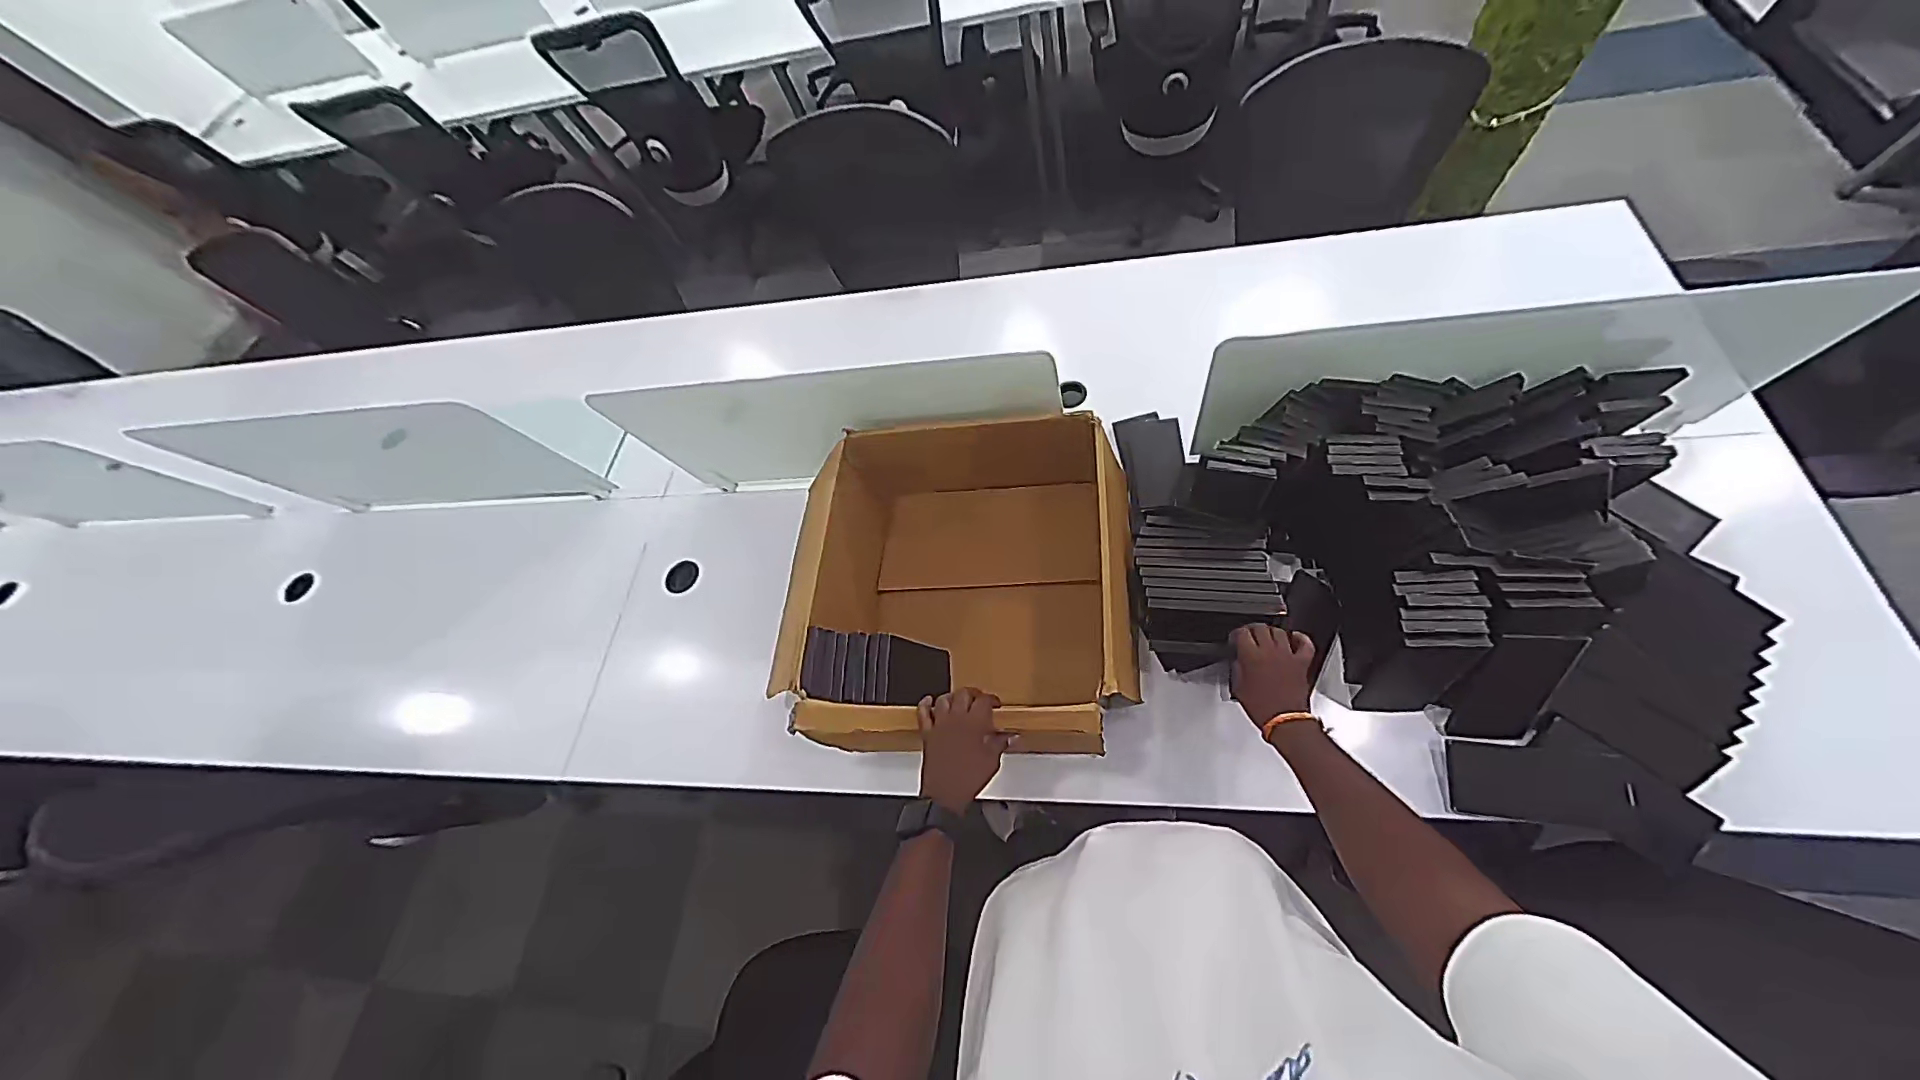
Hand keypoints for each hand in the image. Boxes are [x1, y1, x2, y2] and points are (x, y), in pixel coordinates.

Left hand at [917, 688, 1011, 813]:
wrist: (946, 794)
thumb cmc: (968, 778)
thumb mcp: (991, 760)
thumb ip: (1000, 743)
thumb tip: (1010, 737)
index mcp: (974, 723)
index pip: (984, 700)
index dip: (991, 699)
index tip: (995, 703)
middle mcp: (956, 719)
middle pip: (964, 694)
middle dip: (974, 694)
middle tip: (980, 700)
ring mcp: (940, 724)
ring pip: (944, 699)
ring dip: (953, 697)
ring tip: (960, 701)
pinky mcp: (928, 733)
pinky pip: (923, 713)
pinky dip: (925, 704)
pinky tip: (929, 702)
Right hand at [1231, 623, 1317, 731]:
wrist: (1285, 720)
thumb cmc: (1263, 708)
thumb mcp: (1239, 687)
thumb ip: (1237, 669)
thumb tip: (1238, 661)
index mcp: (1251, 657)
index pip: (1242, 633)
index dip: (1237, 634)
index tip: (1236, 639)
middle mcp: (1269, 652)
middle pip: (1260, 628)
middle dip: (1252, 630)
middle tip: (1249, 635)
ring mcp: (1287, 656)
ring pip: (1280, 632)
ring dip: (1272, 632)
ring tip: (1268, 637)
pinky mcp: (1301, 663)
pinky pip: (1305, 644)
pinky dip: (1300, 638)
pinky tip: (1295, 637)